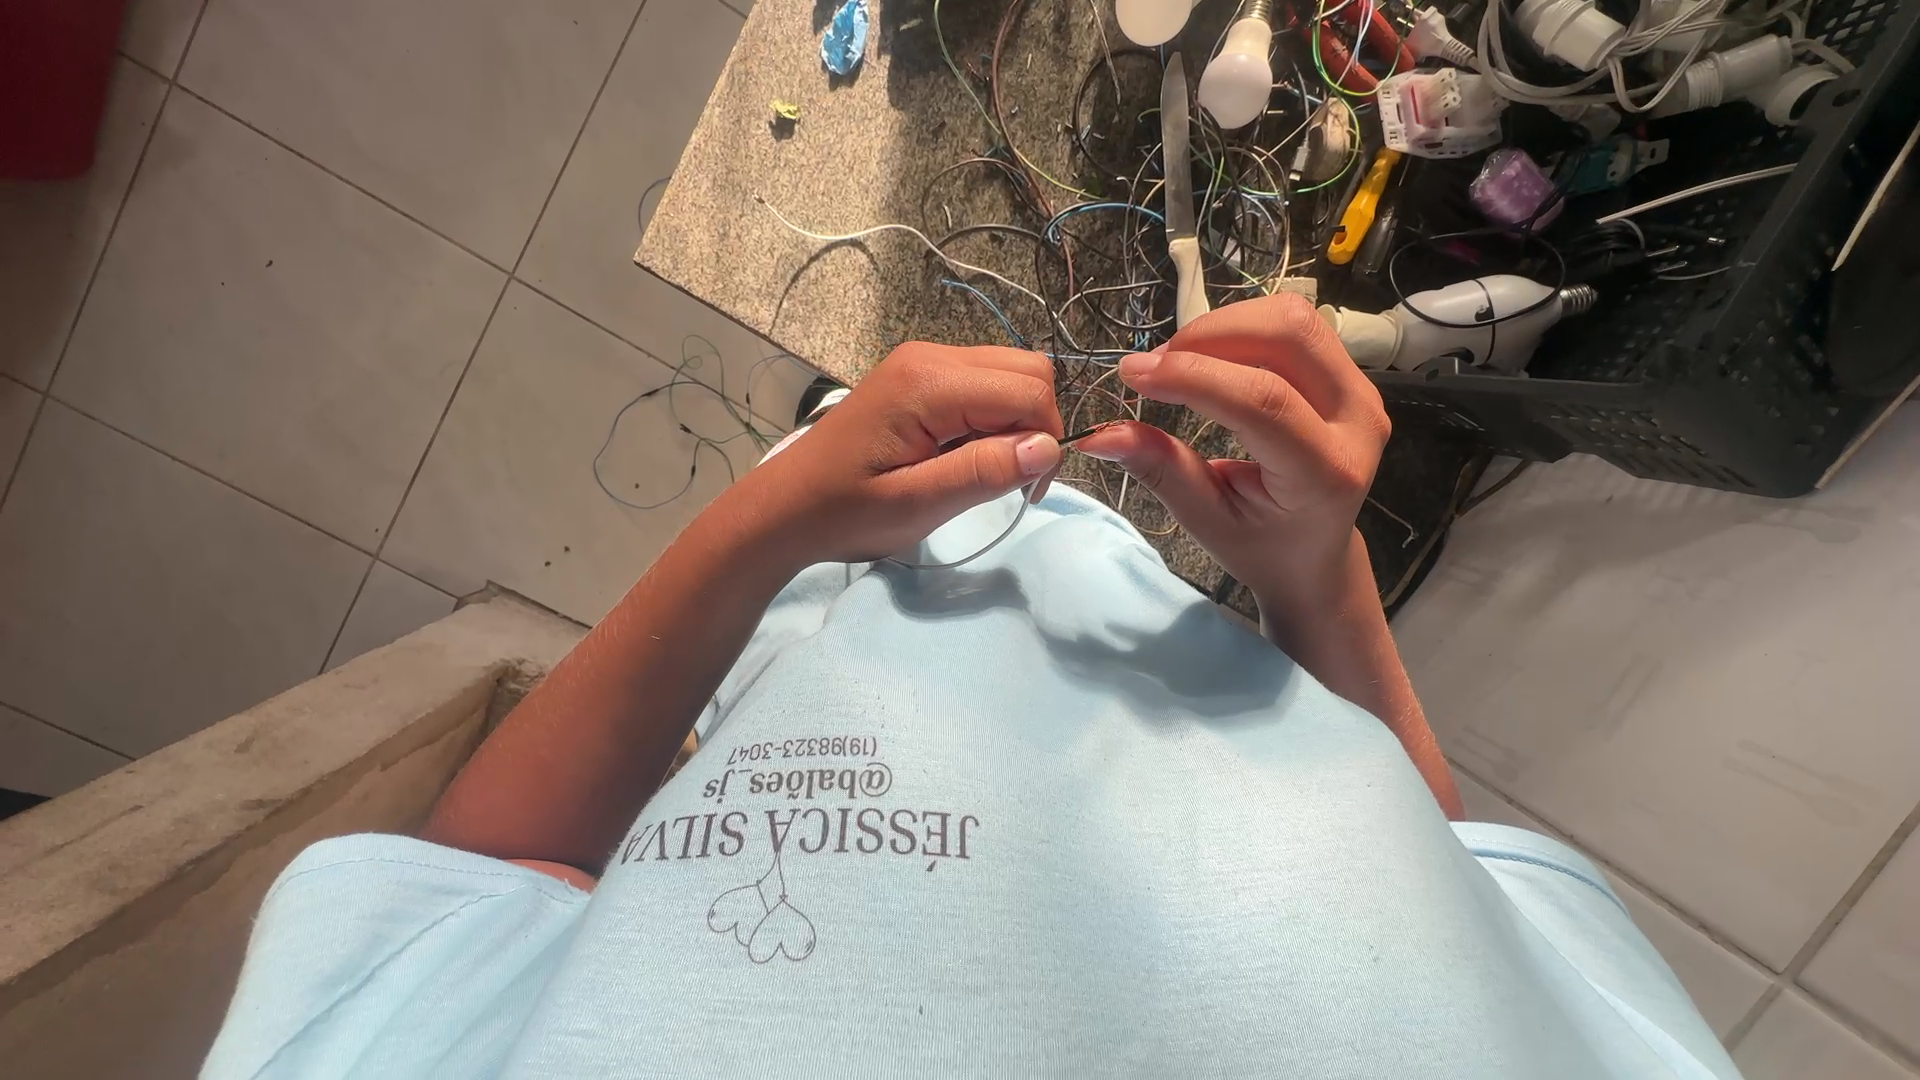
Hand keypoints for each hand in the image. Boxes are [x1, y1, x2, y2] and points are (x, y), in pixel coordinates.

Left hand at [740, 343, 1063, 565]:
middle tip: (1011, 482)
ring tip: (985, 472)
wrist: (785, 508)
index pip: (1027, 392)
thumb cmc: (844, 513)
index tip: (1028, 492)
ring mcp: (923, 361)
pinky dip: (992, 420)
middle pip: (1027, 371)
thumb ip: (982, 472)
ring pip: (1009, 374)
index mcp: (928, 383)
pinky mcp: (919, 376)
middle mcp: (931, 356)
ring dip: (1015, 424)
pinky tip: (965, 455)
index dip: (1045, 441)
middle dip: (1036, 427)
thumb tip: (1047, 447)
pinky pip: (982, 385)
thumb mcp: (915, 505)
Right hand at [1073, 293, 1388, 617]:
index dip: (1192, 376)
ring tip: (1176, 362)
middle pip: (1288, 336)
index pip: (1262, 401)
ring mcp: (1361, 391)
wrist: (1314, 555)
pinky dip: (1238, 329)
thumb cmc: (1260, 547)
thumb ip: (1161, 470)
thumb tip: (1100, 435)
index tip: (1131, 372)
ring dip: (1221, 326)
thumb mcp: (1205, 521)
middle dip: (1208, 335)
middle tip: (1154, 366)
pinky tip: (1206, 359)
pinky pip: (1293, 327)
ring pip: (1291, 320)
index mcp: (1325, 472)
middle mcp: (1358, 420)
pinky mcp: (1348, 375)